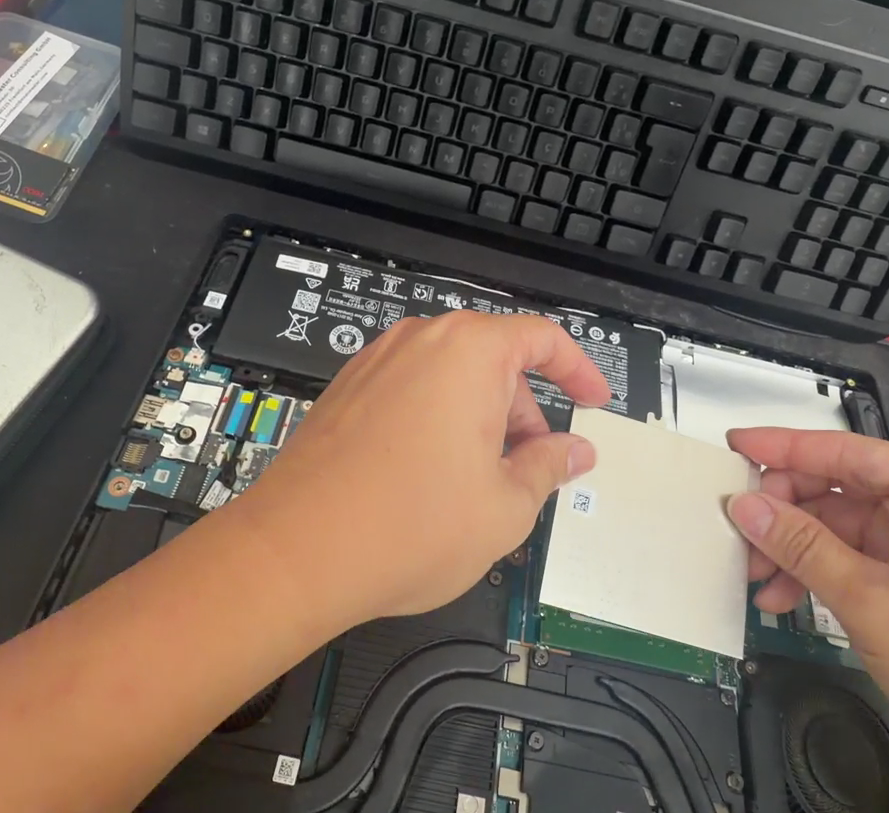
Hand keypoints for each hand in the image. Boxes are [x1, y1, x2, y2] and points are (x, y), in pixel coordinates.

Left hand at [221, 311, 611, 626]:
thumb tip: (576, 451)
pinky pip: (410, 391)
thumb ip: (550, 467)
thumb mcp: (505, 505)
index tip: (593, 402)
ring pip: (450, 378)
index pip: (541, 338)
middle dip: (521, 411)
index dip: (577, 370)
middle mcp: (420, 340)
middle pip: (493, 360)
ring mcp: (375, 361)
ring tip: (476, 484)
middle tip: (530, 470)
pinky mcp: (345, 389)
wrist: (296, 551)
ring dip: (478, 420)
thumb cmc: (412, 525)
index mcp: (469, 350)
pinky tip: (429, 477)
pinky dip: (436, 421)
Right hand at [724, 429, 888, 812]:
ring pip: (853, 528)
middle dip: (790, 516)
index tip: (736, 445)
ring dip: (804, 552)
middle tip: (742, 534)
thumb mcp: (873, 605)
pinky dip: (832, 575)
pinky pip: (872, 559)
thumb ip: (802, 546)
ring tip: (763, 582)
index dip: (785, 448)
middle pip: (849, 490)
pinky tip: (795, 598)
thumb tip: (746, 505)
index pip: (852, 451)